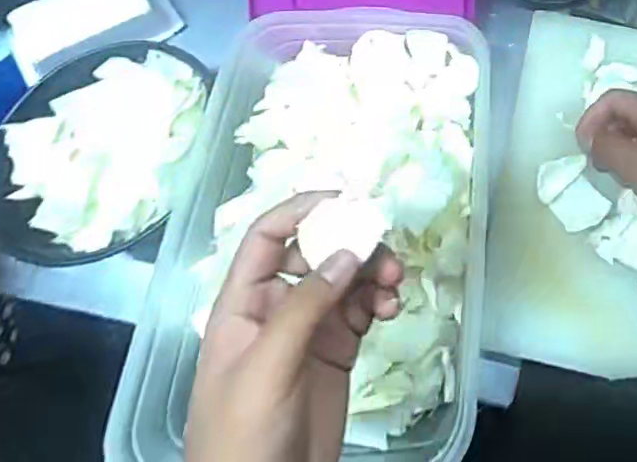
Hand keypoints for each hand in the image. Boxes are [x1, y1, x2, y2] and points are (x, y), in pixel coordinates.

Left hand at [187, 192, 404, 461]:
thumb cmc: (242, 437)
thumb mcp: (266, 368)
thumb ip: (304, 307)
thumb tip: (347, 251)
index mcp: (245, 302)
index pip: (267, 237)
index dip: (300, 210)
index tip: (341, 200)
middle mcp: (278, 305)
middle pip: (316, 252)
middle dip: (350, 243)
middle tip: (383, 247)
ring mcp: (309, 328)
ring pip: (345, 277)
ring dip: (372, 271)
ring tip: (394, 284)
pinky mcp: (336, 349)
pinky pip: (361, 308)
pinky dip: (378, 300)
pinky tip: (390, 309)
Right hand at [577, 88, 636, 244]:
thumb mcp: (634, 164)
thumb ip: (606, 147)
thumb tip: (593, 139)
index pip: (611, 99)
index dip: (591, 118)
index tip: (582, 147)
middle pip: (625, 114)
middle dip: (605, 135)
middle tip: (597, 164)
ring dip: (622, 151)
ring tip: (619, 178)